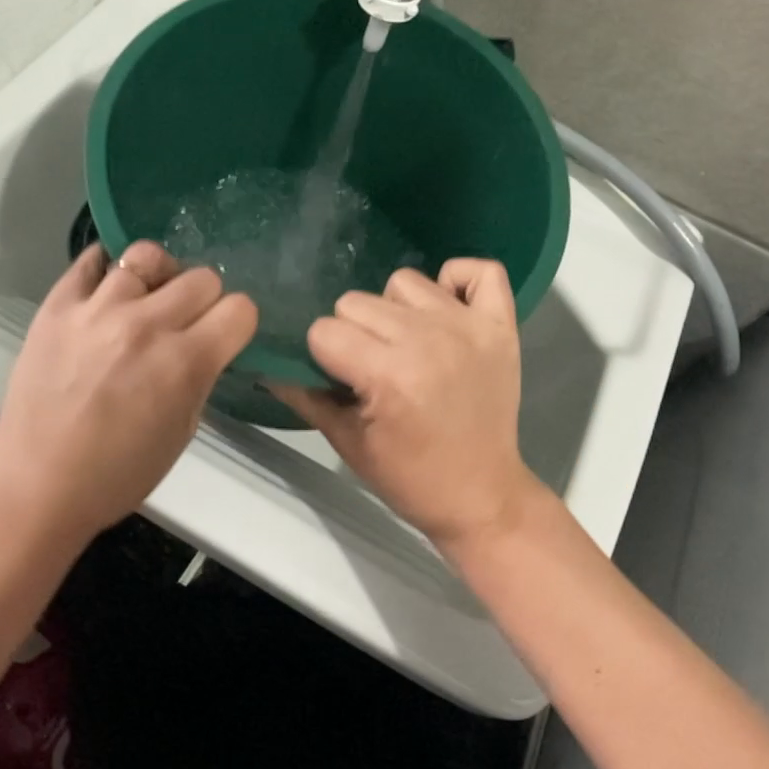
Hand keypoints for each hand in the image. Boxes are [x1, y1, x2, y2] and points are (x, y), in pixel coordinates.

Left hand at [0, 241, 257, 535]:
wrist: (39, 483)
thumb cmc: (118, 473)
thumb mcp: (182, 432)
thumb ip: (200, 377)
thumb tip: (203, 346)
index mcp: (185, 362)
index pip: (239, 308)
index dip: (237, 323)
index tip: (223, 337)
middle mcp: (147, 325)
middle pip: (202, 277)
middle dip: (204, 301)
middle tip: (184, 325)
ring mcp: (98, 310)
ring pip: (147, 256)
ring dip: (157, 278)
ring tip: (145, 300)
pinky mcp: (57, 306)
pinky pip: (91, 261)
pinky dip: (106, 269)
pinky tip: (109, 290)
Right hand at [269, 259, 540, 546]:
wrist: (481, 496)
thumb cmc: (410, 478)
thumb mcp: (348, 444)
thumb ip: (307, 398)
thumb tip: (268, 366)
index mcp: (388, 375)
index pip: (325, 331)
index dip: (324, 357)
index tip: (340, 381)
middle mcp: (428, 340)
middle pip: (356, 302)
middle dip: (353, 334)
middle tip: (372, 369)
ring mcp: (468, 328)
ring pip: (403, 282)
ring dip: (395, 310)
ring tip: (407, 345)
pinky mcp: (500, 326)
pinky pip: (476, 272)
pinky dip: (457, 282)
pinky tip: (445, 312)